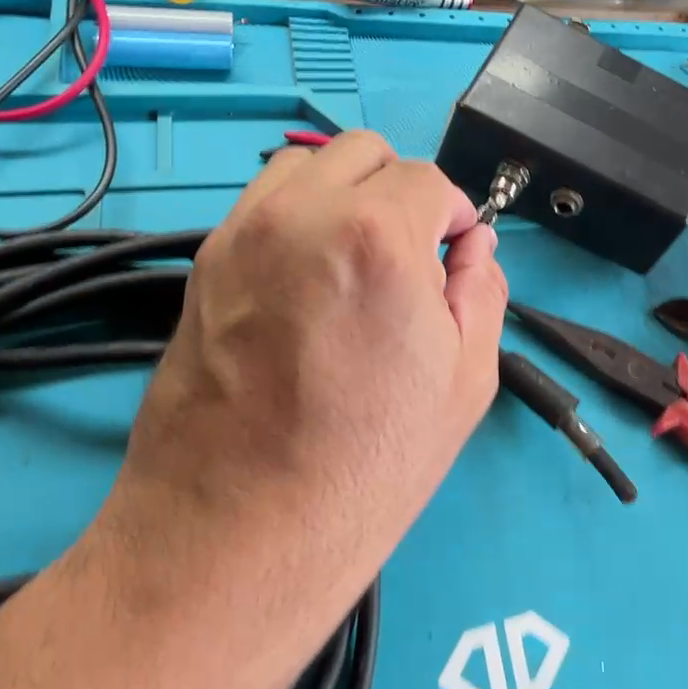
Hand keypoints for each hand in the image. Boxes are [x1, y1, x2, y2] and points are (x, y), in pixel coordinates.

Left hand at [105, 130, 508, 571]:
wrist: (235, 534)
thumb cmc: (367, 466)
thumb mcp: (467, 380)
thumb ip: (483, 290)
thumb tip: (472, 248)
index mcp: (377, 235)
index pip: (431, 181)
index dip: (456, 217)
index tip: (455, 258)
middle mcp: (301, 213)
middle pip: (366, 154)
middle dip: (402, 191)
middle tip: (410, 257)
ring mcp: (242, 234)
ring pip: (307, 166)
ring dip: (345, 193)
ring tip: (357, 260)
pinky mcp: (204, 263)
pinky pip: (261, 204)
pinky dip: (297, 215)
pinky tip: (309, 278)